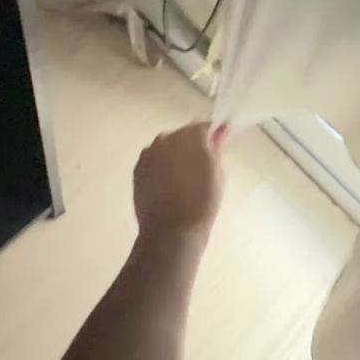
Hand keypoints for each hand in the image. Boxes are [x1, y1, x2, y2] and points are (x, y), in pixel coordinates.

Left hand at [132, 122, 228, 248]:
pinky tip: (168, 183)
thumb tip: (221, 130)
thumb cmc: (202, 204)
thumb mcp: (218, 174)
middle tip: (202, 165)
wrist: (171, 232)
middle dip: (192, 144)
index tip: (219, 145)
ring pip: (166, 146)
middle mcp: (166, 139)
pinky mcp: (138, 168)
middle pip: (183, 134)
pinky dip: (161, 165)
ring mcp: (149, 153)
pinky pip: (153, 159)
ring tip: (184, 176)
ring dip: (175, 153)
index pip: (203, 127)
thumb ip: (216, 149)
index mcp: (189, 137)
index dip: (213, 135)